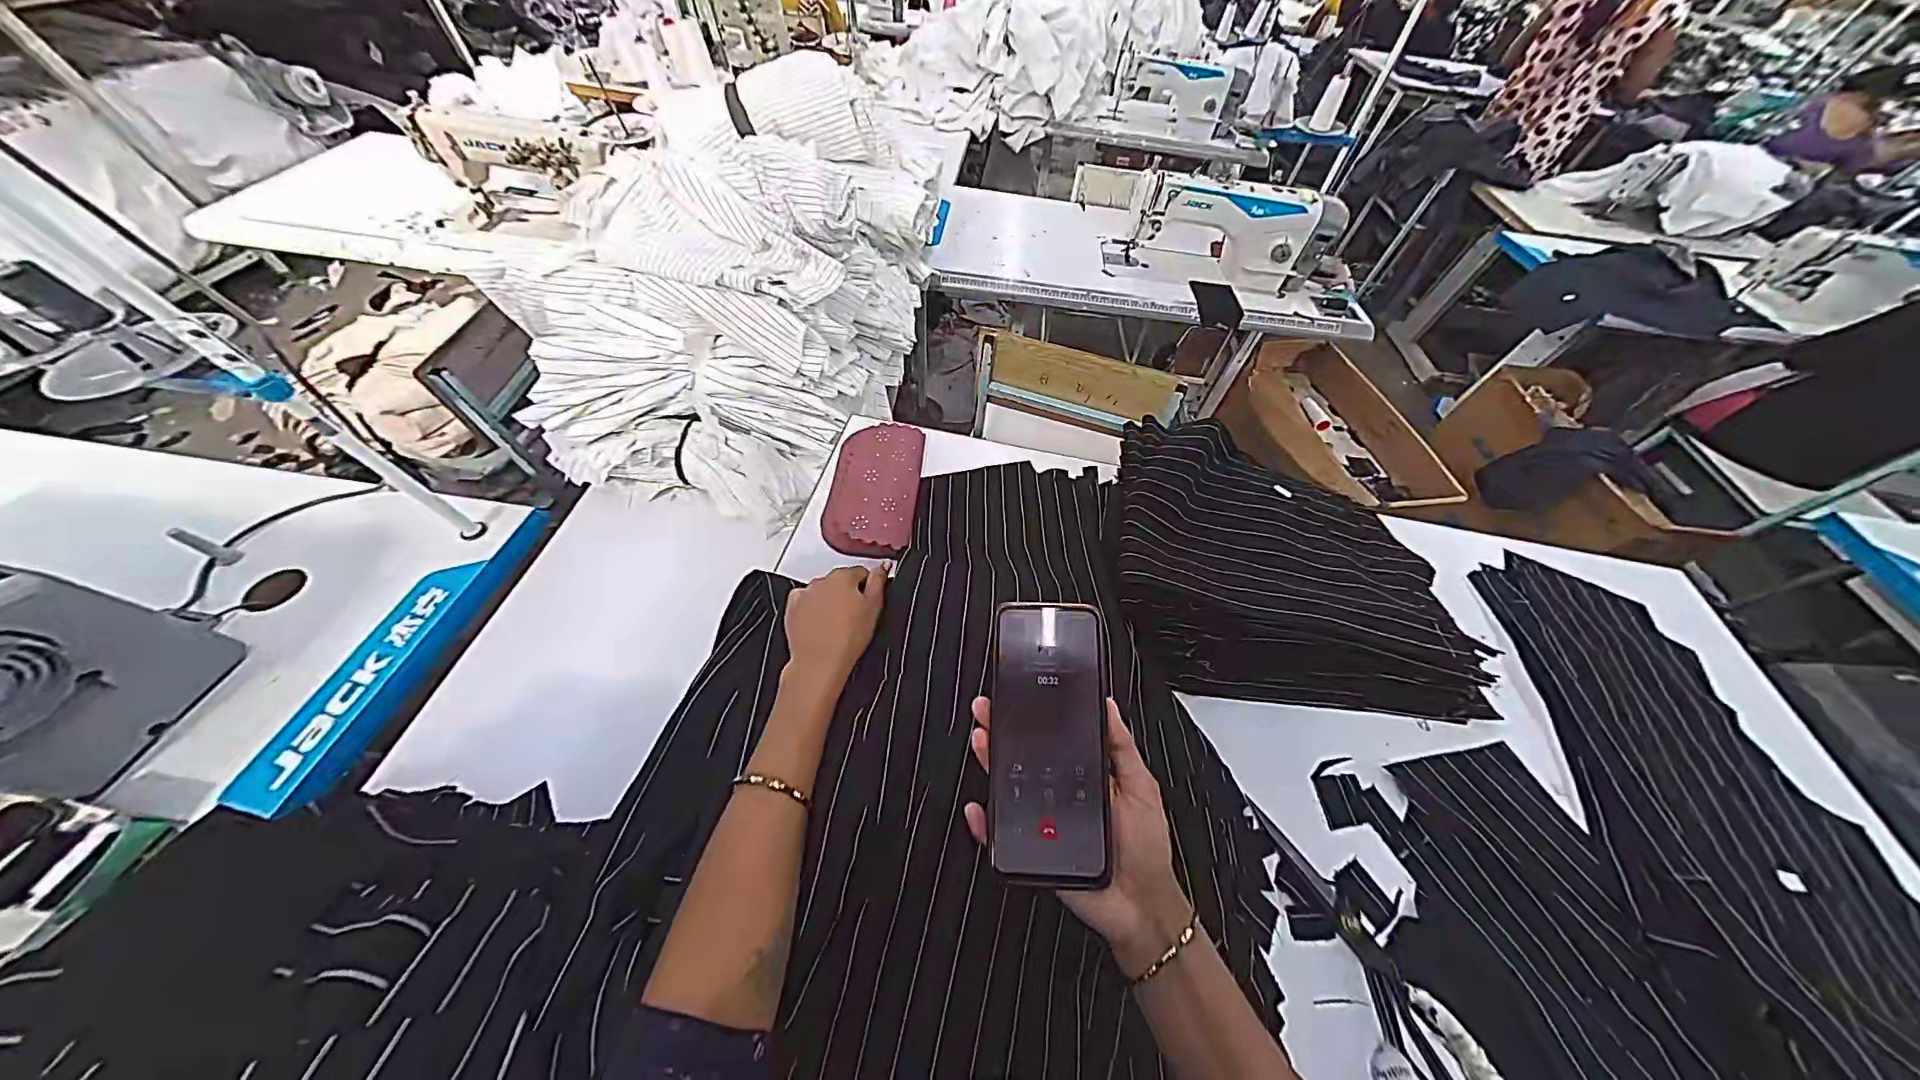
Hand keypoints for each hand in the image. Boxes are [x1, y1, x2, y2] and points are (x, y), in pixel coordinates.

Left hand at [783, 565, 887, 686]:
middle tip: (854, 617)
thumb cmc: (847, 638)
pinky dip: (811, 608)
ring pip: (822, 591)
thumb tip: (881, 567)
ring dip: (829, 601)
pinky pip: (804, 602)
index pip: (861, 572)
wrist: (820, 661)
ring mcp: (805, 594)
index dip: (867, 588)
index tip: (867, 602)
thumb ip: (878, 581)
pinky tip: (820, 623)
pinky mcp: (793, 608)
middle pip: (840, 581)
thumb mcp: (874, 607)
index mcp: (843, 577)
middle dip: (847, 594)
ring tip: (837, 625)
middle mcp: (821, 581)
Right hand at [962, 697, 1194, 978]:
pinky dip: (985, 824)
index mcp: (1081, 775)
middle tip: (988, 712)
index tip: (1017, 698)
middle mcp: (1057, 794)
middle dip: (1000, 733)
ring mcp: (1041, 822)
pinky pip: (999, 836)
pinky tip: (980, 810)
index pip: (1050, 740)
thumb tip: (1107, 707)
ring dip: (990, 765)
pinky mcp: (1031, 851)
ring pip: (1007, 790)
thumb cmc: (1146, 848)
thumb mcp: (1141, 786)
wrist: (1142, 905)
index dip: (1031, 719)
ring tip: (984, 744)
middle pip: (1021, 759)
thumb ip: (1122, 748)